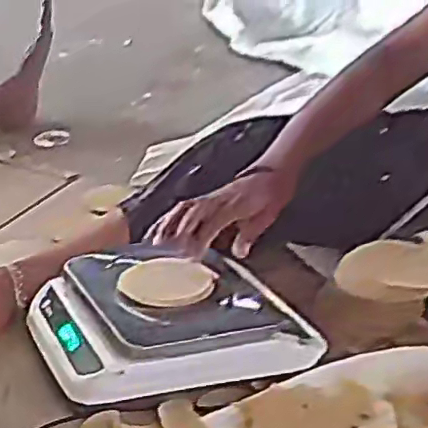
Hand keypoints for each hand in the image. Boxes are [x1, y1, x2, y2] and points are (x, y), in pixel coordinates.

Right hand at [147, 165, 298, 257]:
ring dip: (165, 228)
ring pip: (180, 211)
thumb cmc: (272, 193)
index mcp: (234, 204)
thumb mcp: (268, 214)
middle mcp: (216, 200)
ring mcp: (206, 199)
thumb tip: (240, 253)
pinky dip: (164, 221)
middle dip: (175, 236)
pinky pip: (178, 210)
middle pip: (189, 217)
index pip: (211, 223)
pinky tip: (154, 233)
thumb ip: (250, 234)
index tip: (190, 258)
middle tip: (163, 257)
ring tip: (153, 247)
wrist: (274, 168)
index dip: (199, 240)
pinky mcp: (201, 200)